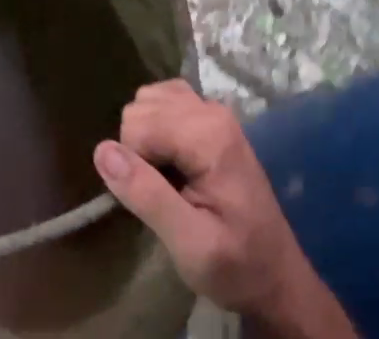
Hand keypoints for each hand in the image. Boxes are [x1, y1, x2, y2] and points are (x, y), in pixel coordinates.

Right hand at [93, 81, 332, 327]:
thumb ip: (147, 195)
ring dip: (145, 139)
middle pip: (140, 109)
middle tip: (166, 193)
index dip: (136, 166)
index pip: (137, 126)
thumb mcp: (190, 245)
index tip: (161, 201)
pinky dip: (155, 126)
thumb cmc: (237, 265)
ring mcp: (212, 110)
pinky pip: (162, 102)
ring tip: (168, 177)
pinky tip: (170, 158)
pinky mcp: (209, 117)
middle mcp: (211, 110)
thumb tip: (102, 150)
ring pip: (146, 102)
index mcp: (209, 135)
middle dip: (139, 151)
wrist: (276, 277)